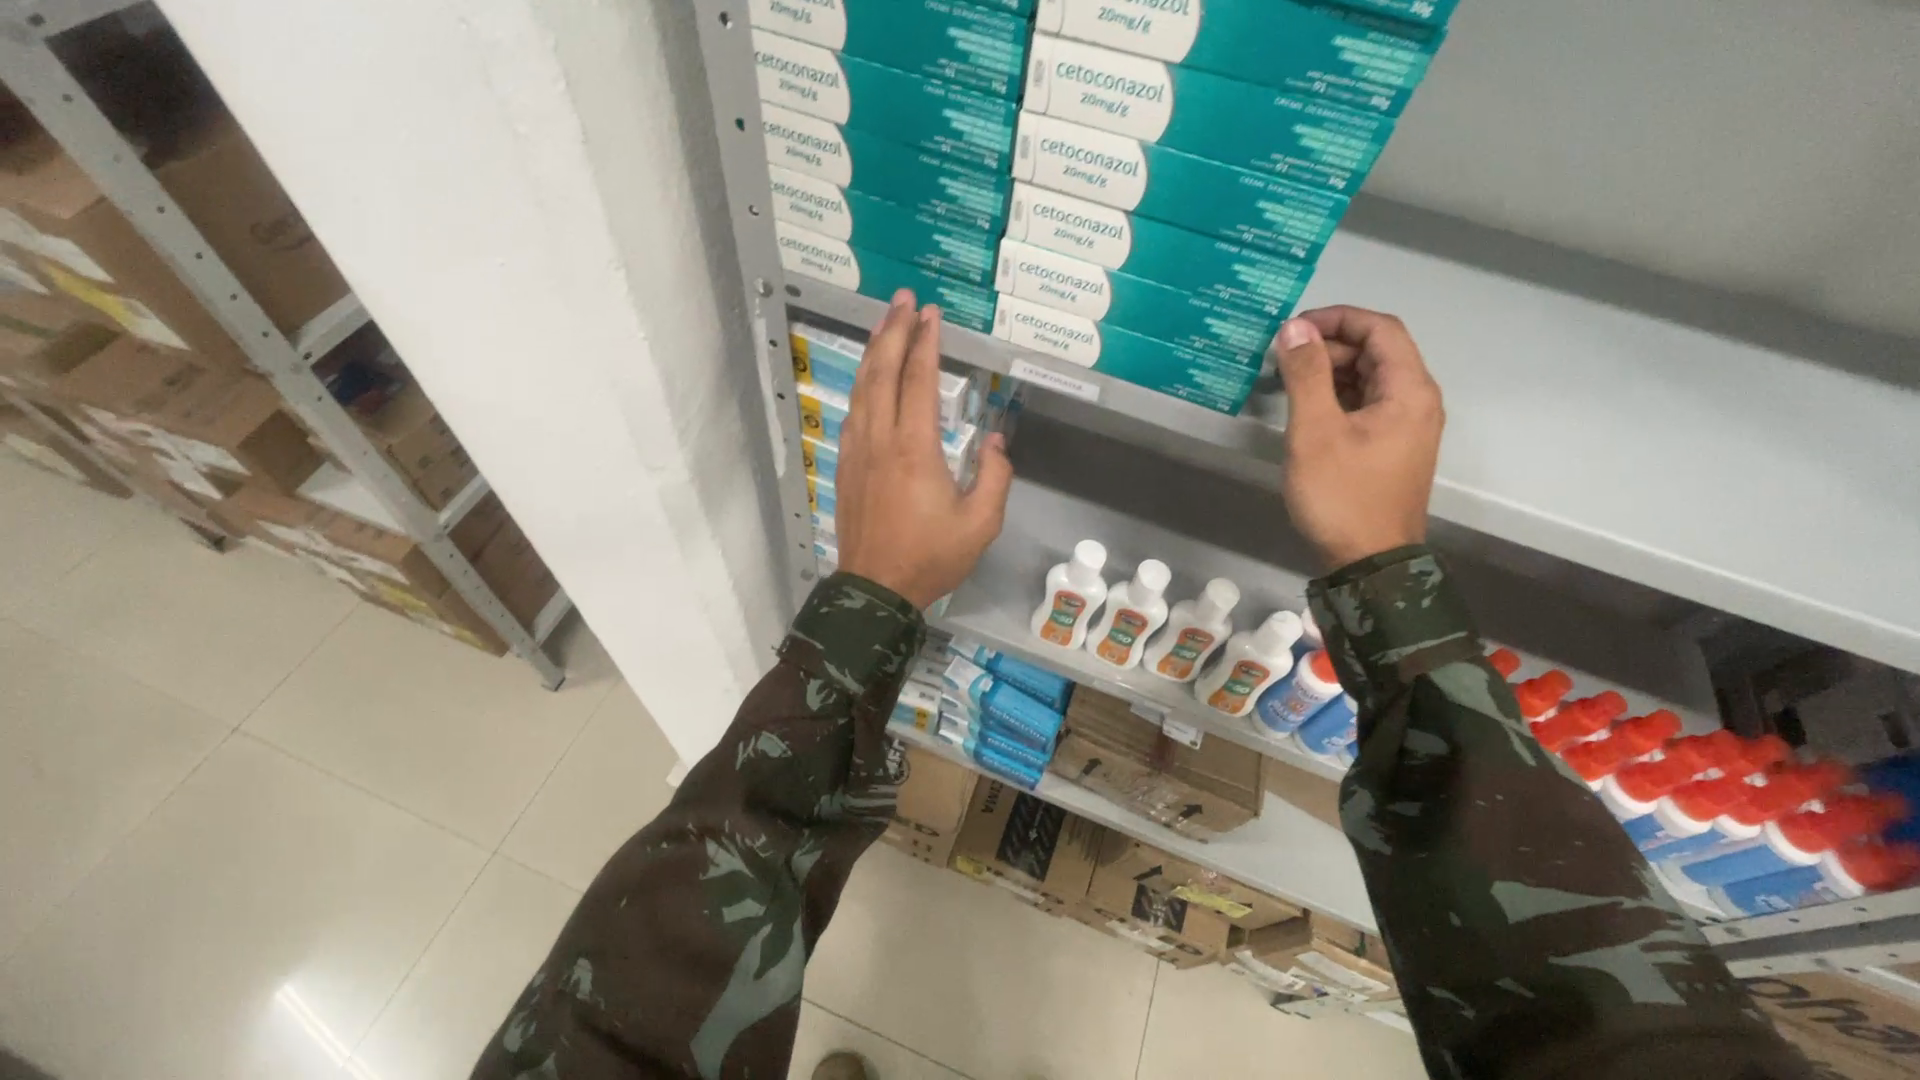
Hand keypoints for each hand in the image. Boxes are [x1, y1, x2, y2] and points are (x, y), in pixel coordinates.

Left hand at [835, 291, 1014, 608]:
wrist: (876, 589)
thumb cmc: (931, 558)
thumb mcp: (981, 523)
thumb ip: (994, 475)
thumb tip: (993, 438)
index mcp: (914, 449)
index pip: (918, 381)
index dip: (925, 344)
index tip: (931, 315)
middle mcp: (880, 440)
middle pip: (881, 372)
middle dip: (892, 331)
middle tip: (903, 300)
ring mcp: (857, 451)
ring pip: (861, 388)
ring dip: (873, 351)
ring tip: (885, 324)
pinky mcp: (846, 465)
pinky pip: (853, 411)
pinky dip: (862, 384)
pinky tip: (869, 377)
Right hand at [1275, 306, 1443, 570]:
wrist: (1368, 563)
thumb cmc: (1342, 495)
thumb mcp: (1315, 431)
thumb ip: (1306, 374)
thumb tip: (1295, 329)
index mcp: (1409, 391)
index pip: (1380, 329)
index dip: (1337, 319)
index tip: (1293, 331)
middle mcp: (1416, 402)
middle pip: (1376, 351)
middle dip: (1329, 346)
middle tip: (1282, 360)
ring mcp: (1406, 427)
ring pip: (1369, 379)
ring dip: (1330, 372)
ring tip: (1287, 383)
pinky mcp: (1391, 448)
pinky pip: (1366, 405)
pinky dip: (1336, 397)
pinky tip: (1305, 409)